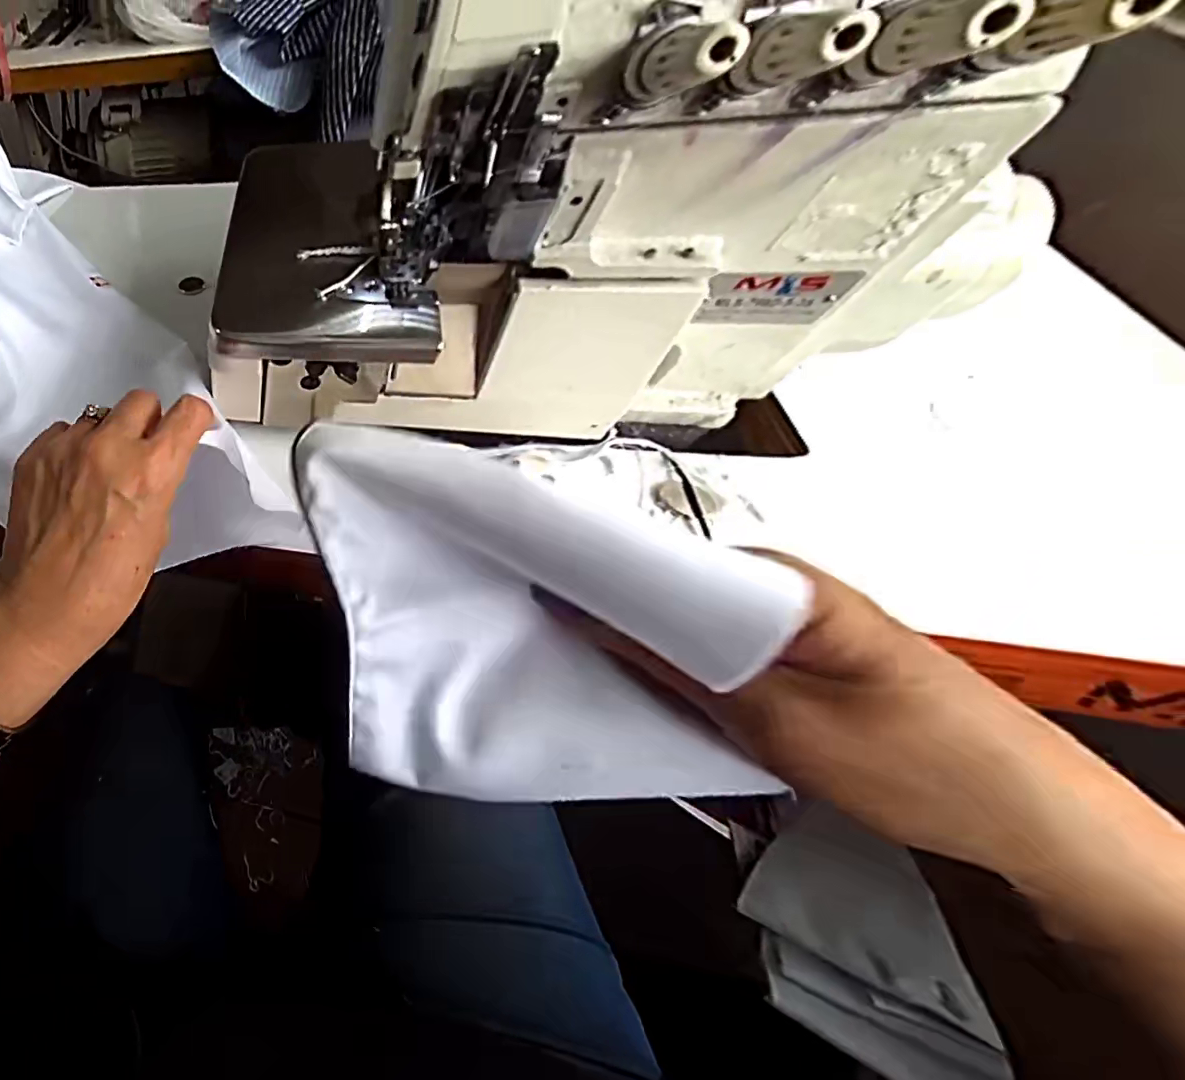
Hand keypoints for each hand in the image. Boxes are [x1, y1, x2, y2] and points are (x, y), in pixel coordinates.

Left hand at [0, 390, 213, 727]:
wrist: (42, 609)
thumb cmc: (101, 590)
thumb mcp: (156, 536)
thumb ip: (160, 488)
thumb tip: (159, 465)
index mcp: (150, 472)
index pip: (187, 412)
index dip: (193, 418)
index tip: (190, 423)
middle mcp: (107, 450)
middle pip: (141, 400)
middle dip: (149, 421)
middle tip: (145, 450)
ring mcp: (66, 450)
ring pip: (100, 415)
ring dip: (108, 437)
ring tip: (102, 477)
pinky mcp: (34, 456)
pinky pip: (64, 432)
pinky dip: (74, 450)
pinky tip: (73, 484)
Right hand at [556, 551, 1116, 878]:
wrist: (1029, 824)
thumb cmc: (934, 767)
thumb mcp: (777, 721)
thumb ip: (676, 667)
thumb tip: (599, 624)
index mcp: (785, 585)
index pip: (664, 563)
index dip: (603, 579)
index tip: (550, 590)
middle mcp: (783, 595)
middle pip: (669, 594)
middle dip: (620, 621)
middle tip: (575, 643)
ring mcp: (783, 628)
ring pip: (685, 630)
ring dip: (653, 656)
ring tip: (625, 680)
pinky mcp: (784, 658)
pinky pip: (710, 656)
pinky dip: (682, 676)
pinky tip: (673, 699)